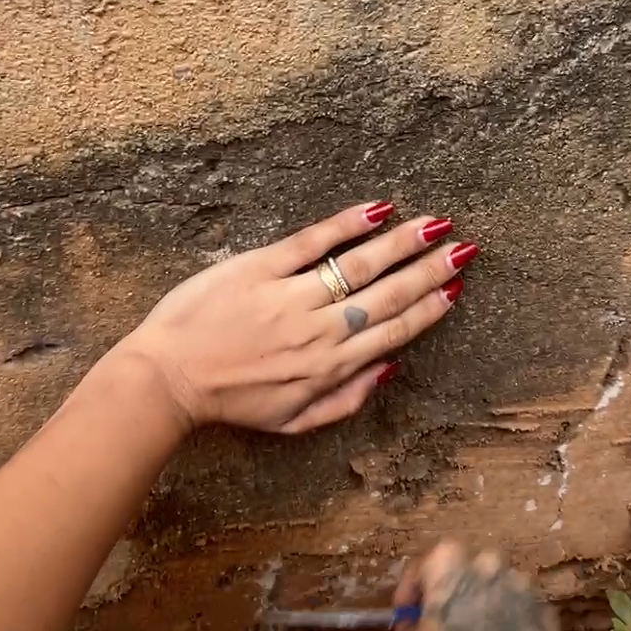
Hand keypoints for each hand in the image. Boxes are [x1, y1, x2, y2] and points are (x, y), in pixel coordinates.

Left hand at [108, 202, 474, 433]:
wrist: (168, 379)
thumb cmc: (230, 401)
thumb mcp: (292, 422)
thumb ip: (345, 401)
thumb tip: (389, 370)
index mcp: (330, 367)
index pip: (393, 330)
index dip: (429, 308)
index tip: (454, 286)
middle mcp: (320, 330)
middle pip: (387, 294)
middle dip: (429, 269)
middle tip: (462, 247)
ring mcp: (291, 296)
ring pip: (359, 265)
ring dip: (402, 243)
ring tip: (433, 224)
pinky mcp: (260, 268)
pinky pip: (311, 242)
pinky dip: (346, 224)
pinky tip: (377, 208)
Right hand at [393, 541, 561, 630]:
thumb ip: (404, 627)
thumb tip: (412, 624)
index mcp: (448, 560)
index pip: (420, 565)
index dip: (410, 590)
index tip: (407, 613)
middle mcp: (485, 560)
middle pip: (460, 568)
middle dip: (449, 590)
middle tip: (441, 621)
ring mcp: (519, 583)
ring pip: (492, 585)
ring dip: (481, 603)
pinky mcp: (544, 609)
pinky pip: (517, 608)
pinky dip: (507, 621)